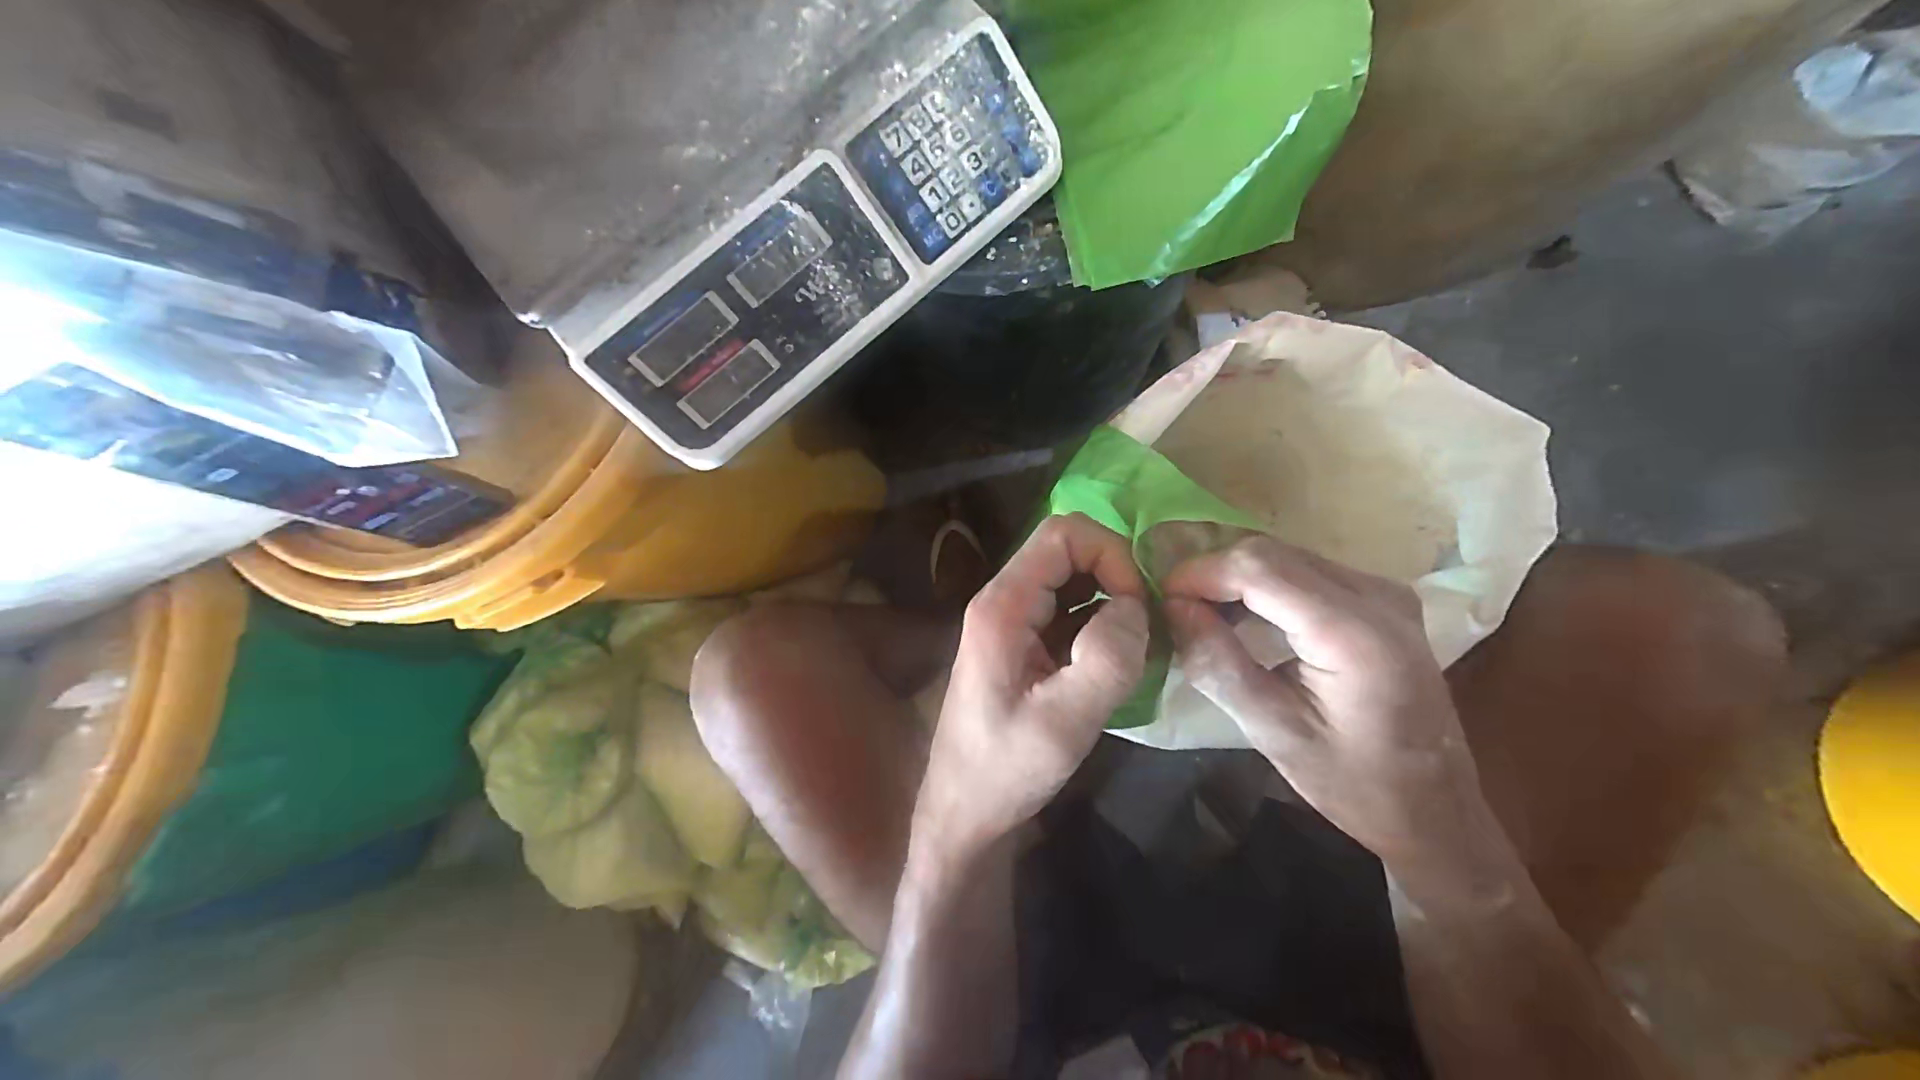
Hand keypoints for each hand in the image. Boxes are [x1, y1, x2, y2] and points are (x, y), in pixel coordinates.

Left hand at [915, 514, 1149, 860]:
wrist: (965, 813)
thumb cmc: (1005, 771)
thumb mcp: (1063, 724)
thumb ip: (1106, 660)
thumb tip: (1137, 607)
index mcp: (1002, 607)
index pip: (1062, 534)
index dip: (1111, 554)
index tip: (1140, 605)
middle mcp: (1004, 602)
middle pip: (1068, 551)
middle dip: (1116, 576)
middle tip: (1147, 626)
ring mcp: (1013, 624)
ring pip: (1072, 582)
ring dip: (1112, 602)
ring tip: (1140, 646)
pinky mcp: (1025, 647)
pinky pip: (1070, 613)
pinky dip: (1101, 625)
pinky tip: (1120, 662)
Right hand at [1163, 537, 1494, 872]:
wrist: (1436, 810)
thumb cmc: (1354, 783)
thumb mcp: (1273, 731)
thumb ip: (1218, 664)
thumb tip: (1172, 607)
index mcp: (1355, 633)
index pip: (1260, 568)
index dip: (1201, 573)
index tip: (1162, 600)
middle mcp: (1376, 595)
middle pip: (1271, 553)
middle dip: (1213, 572)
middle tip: (1175, 609)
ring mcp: (1384, 592)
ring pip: (1285, 555)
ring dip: (1235, 577)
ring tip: (1199, 612)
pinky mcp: (1380, 599)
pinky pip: (1305, 570)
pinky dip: (1262, 584)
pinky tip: (1240, 614)